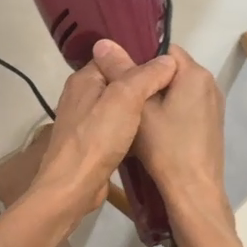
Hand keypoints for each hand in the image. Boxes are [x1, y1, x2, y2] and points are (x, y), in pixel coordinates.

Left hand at [30, 40, 177, 215]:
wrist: (74, 187)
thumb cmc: (97, 138)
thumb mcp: (125, 97)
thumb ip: (145, 75)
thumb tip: (167, 59)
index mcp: (84, 79)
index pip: (115, 58)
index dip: (141, 61)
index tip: (168, 69)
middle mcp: (81, 96)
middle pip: (118, 83)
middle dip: (143, 87)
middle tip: (172, 91)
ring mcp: (85, 122)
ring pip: (119, 108)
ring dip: (139, 111)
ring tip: (166, 111)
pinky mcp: (91, 144)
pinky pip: (116, 129)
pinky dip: (131, 131)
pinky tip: (149, 136)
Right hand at [91, 44, 227, 212]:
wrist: (194, 190)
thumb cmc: (166, 147)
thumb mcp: (139, 108)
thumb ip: (122, 72)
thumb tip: (103, 43)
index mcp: (195, 73)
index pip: (164, 49)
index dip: (138, 58)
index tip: (117, 73)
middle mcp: (209, 84)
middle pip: (170, 70)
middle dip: (146, 80)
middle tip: (119, 94)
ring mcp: (213, 106)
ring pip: (177, 90)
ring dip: (156, 97)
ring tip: (131, 112)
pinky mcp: (211, 125)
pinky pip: (185, 107)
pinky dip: (168, 112)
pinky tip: (152, 129)